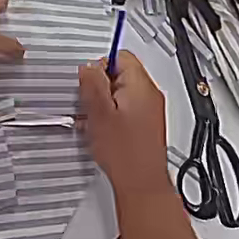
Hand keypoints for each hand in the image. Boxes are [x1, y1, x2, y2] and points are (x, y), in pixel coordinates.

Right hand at [78, 51, 172, 195]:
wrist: (140, 183)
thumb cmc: (125, 153)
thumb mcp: (99, 112)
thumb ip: (92, 83)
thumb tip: (88, 66)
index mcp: (141, 86)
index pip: (121, 56)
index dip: (100, 66)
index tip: (89, 82)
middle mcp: (149, 95)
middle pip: (121, 73)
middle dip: (100, 86)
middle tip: (91, 104)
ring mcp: (149, 110)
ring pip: (121, 92)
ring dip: (104, 102)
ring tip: (96, 120)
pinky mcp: (145, 124)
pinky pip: (125, 109)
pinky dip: (111, 115)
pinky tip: (103, 131)